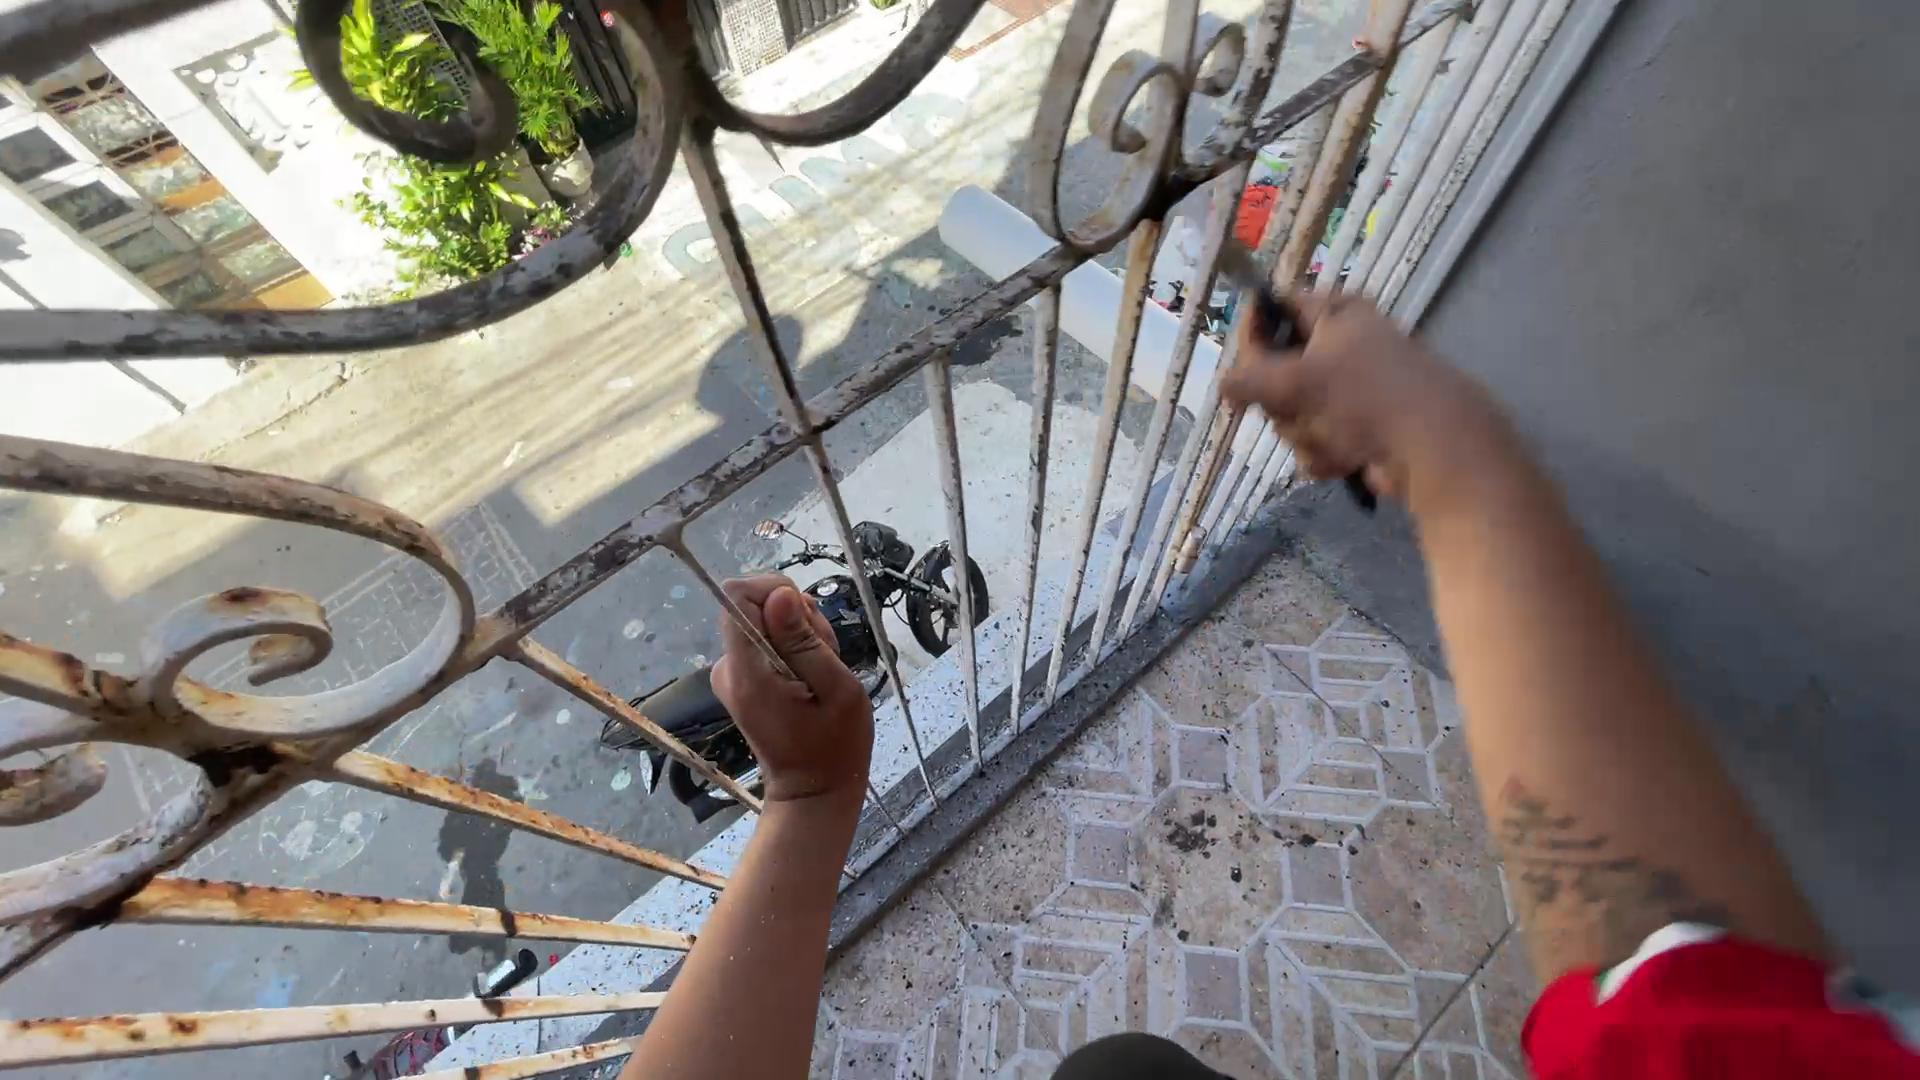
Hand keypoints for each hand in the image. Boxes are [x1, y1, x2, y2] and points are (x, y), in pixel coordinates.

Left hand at [710, 575, 872, 805]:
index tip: (807, 616)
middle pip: (755, 606)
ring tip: (821, 672)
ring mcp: (732, 674)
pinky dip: (793, 649)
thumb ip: (806, 641)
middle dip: (796, 618)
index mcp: (748, 670)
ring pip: (766, 622)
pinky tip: (812, 677)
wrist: (814, 790)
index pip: (738, 595)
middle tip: (824, 656)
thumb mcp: (837, 689)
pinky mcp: (741, 679)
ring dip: (800, 635)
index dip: (775, 590)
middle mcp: (728, 667)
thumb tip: (780, 594)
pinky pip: (766, 641)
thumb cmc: (836, 745)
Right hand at [1221, 292, 1507, 504]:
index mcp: (1334, 314)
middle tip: (1297, 406)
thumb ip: (1248, 378)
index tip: (1243, 364)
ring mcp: (1347, 390)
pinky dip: (1323, 452)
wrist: (1433, 450)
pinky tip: (1345, 457)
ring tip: (1332, 436)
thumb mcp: (1295, 380)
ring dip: (1303, 433)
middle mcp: (1341, 346)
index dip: (1253, 335)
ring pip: (1290, 413)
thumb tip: (1222, 385)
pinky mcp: (1354, 427)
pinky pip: (1312, 439)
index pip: (1275, 308)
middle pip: (1274, 372)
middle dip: (1281, 403)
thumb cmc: (1366, 398)